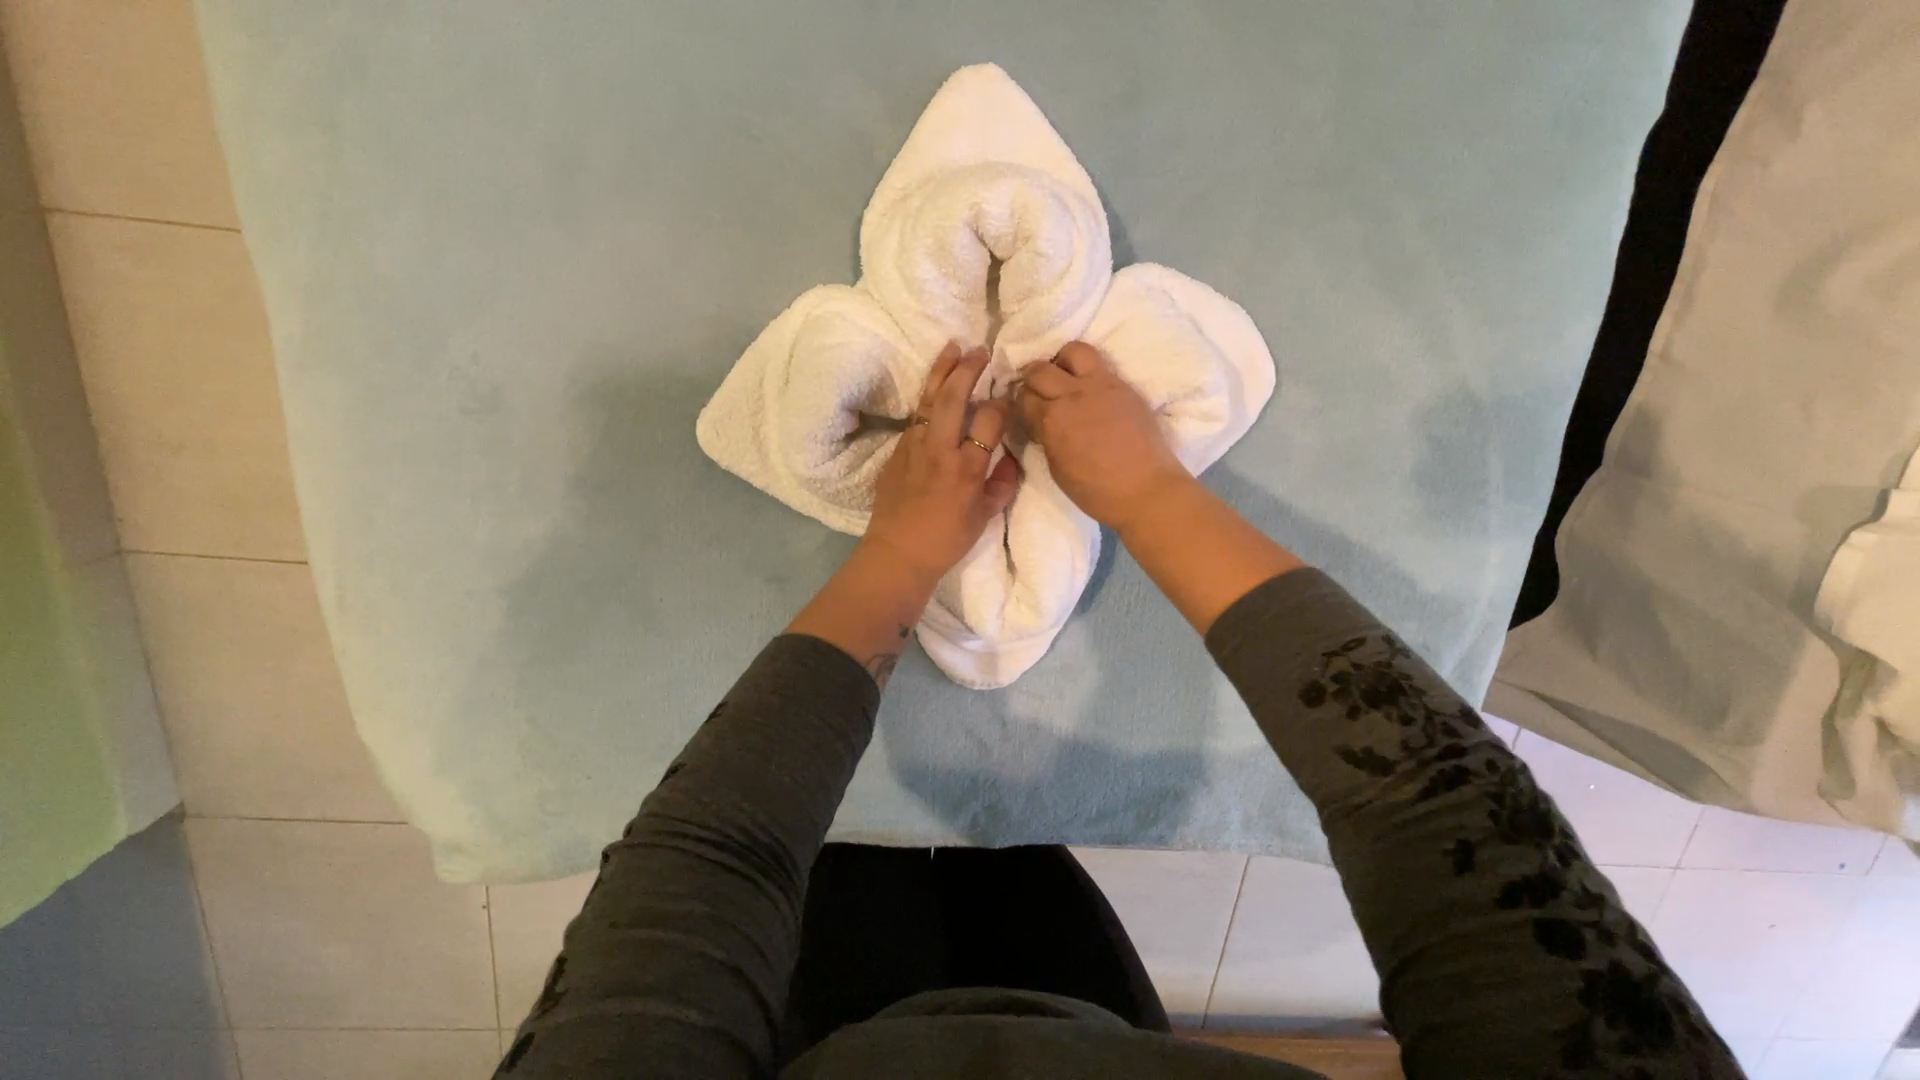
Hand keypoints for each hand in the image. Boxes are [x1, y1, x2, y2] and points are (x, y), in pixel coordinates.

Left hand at [860, 343, 1021, 585]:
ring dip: (940, 372)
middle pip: (953, 398)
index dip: (1001, 405)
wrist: (897, 554)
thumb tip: (1009, 459)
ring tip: (952, 348)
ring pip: (928, 401)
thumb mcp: (984, 517)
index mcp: (966, 468)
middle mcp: (940, 451)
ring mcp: (913, 448)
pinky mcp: (896, 452)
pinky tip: (933, 388)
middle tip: (979, 350)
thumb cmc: (946, 541)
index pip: (988, 420)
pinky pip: (914, 419)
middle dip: (967, 370)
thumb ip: (1001, 485)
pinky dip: (925, 399)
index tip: (1007, 398)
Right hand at [1016, 342, 1191, 530]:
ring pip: (1074, 351)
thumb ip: (1046, 437)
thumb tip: (1041, 424)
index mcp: (1051, 419)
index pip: (1023, 398)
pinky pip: (1100, 365)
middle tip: (1037, 391)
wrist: (1145, 489)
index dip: (1019, 405)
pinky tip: (1090, 391)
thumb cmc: (1096, 490)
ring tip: (1066, 378)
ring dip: (1063, 361)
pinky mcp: (1124, 386)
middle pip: (1040, 369)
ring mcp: (1102, 385)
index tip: (1024, 412)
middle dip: (1032, 378)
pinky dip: (1088, 372)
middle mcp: (1073, 394)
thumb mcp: (1056, 467)